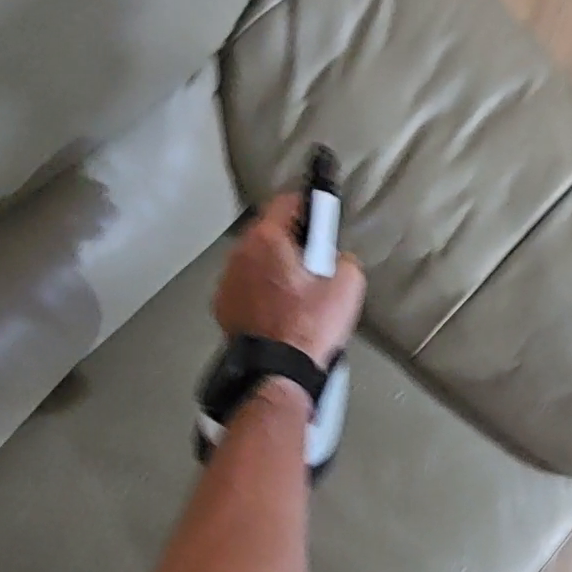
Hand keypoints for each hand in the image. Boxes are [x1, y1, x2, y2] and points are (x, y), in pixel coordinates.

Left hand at [213, 193, 365, 367]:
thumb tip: (339, 260)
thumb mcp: (348, 285)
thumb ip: (345, 258)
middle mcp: (240, 254)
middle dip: (291, 239)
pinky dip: (261, 291)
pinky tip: (281, 310)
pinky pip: (246, 286)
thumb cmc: (308, 327)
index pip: (286, 201)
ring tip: (299, 291)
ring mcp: (227, 281)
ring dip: (274, 266)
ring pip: (255, 259)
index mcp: (267, 240)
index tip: (320, 210)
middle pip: (268, 231)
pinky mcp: (223, 306)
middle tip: (316, 261)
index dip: (309, 203)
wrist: (278, 371)